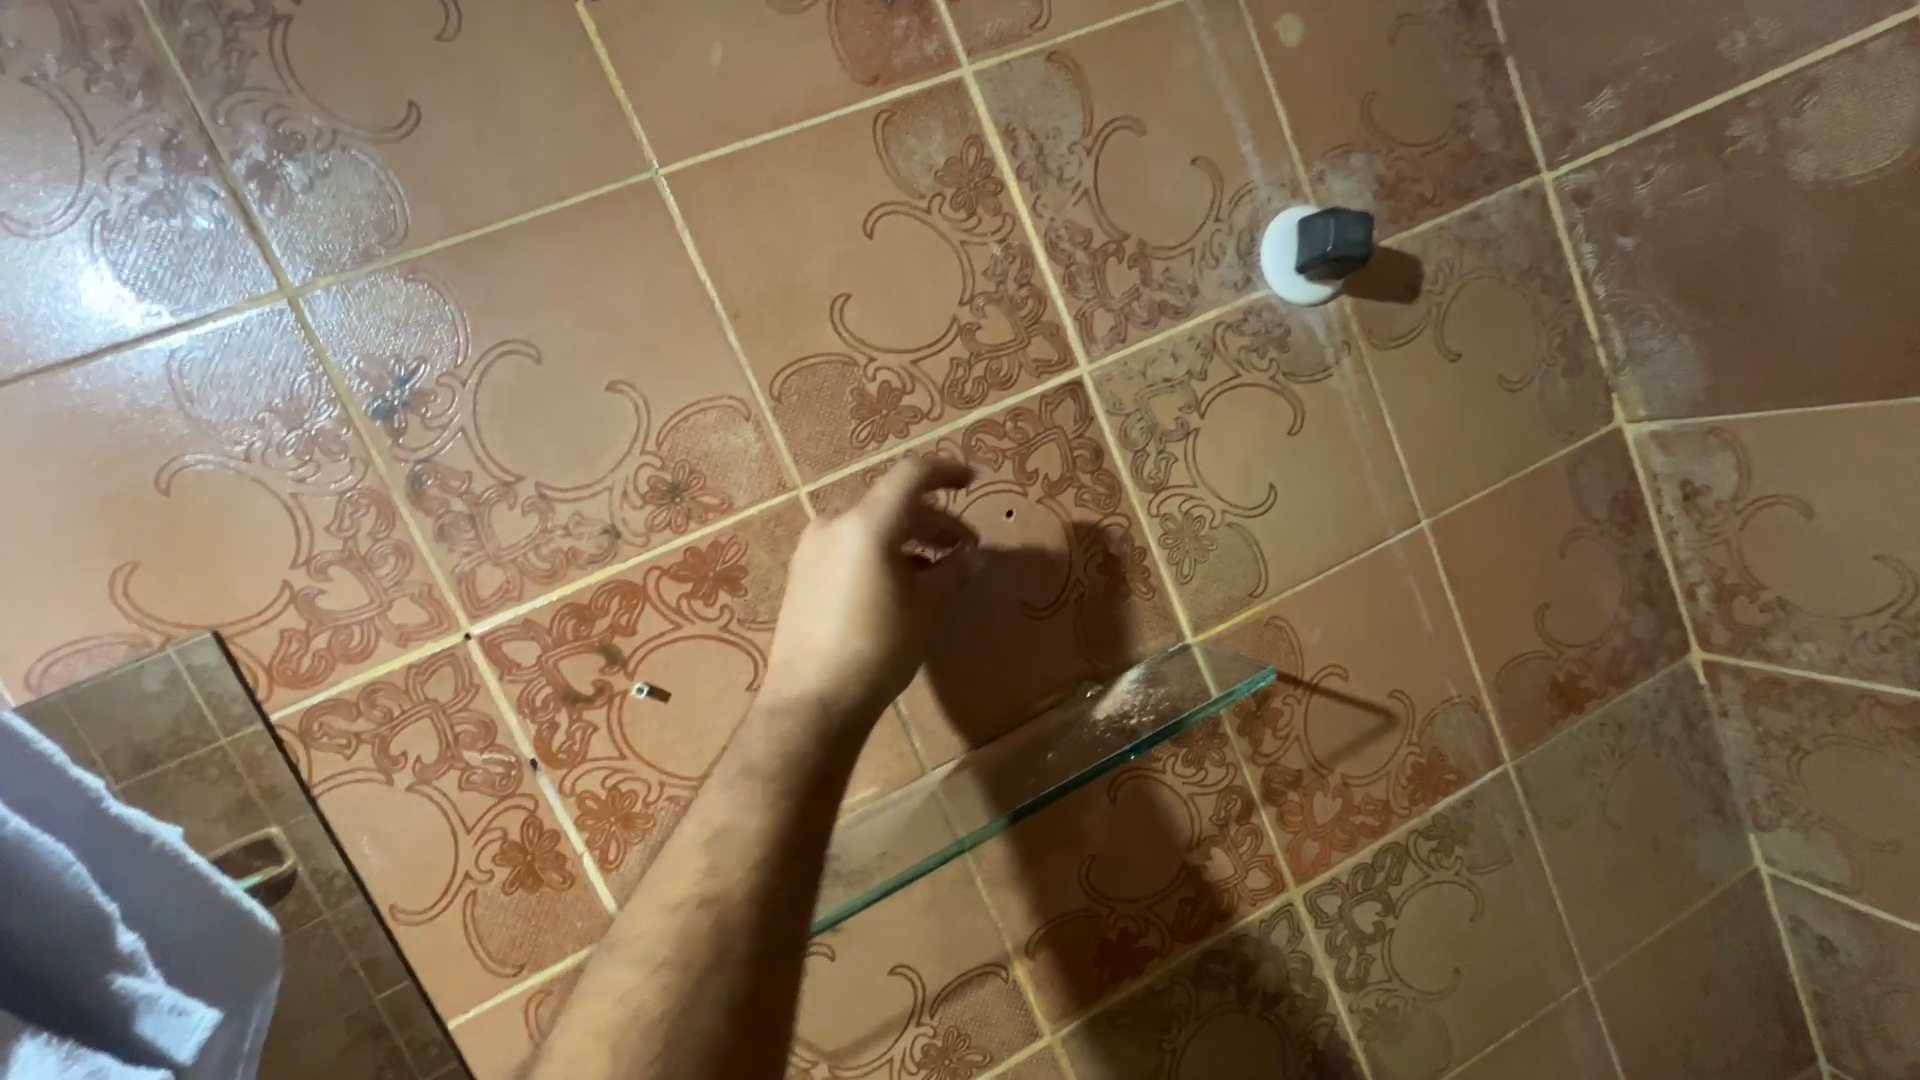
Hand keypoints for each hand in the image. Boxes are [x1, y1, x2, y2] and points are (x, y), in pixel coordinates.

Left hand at [757, 458, 979, 733]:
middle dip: (935, 520)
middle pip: (893, 504)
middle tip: (965, 547)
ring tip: (937, 568)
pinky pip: (850, 547)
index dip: (947, 472)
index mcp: (868, 524)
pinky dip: (881, 552)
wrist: (812, 700)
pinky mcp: (803, 572)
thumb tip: (971, 558)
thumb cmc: (878, 649)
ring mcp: (813, 548)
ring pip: (871, 526)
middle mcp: (835, 524)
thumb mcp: (925, 608)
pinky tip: (901, 583)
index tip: (974, 482)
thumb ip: (951, 573)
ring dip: (909, 538)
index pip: (912, 476)